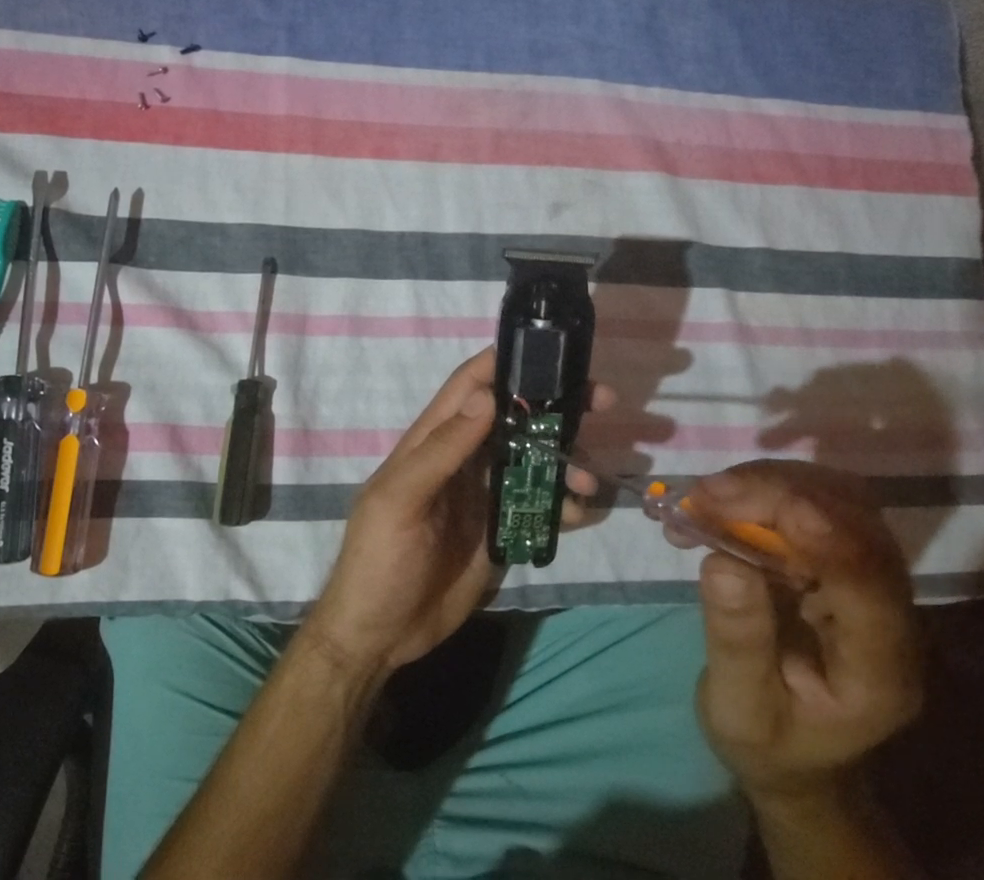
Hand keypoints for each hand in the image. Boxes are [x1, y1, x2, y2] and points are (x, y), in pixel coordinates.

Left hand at [303, 348, 609, 675]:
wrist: (382, 635)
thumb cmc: (379, 561)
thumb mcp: (400, 502)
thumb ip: (441, 451)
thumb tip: (485, 396)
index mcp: (430, 445)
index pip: (468, 388)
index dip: (503, 363)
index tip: (550, 349)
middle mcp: (462, 462)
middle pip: (514, 420)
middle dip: (557, 408)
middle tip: (604, 401)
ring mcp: (483, 497)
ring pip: (535, 463)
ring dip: (566, 462)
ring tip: (586, 480)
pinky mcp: (501, 532)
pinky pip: (540, 507)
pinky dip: (564, 505)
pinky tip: (578, 514)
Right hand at [691, 461, 922, 803]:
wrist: (797, 753)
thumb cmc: (768, 742)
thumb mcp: (738, 710)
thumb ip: (737, 642)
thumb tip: (724, 562)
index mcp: (879, 669)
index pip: (873, 591)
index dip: (833, 542)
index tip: (782, 507)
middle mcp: (892, 614)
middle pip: (859, 530)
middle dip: (784, 497)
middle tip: (707, 494)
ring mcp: (872, 580)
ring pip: (841, 504)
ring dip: (772, 486)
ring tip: (702, 496)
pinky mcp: (845, 559)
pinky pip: (817, 505)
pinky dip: (766, 493)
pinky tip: (719, 504)